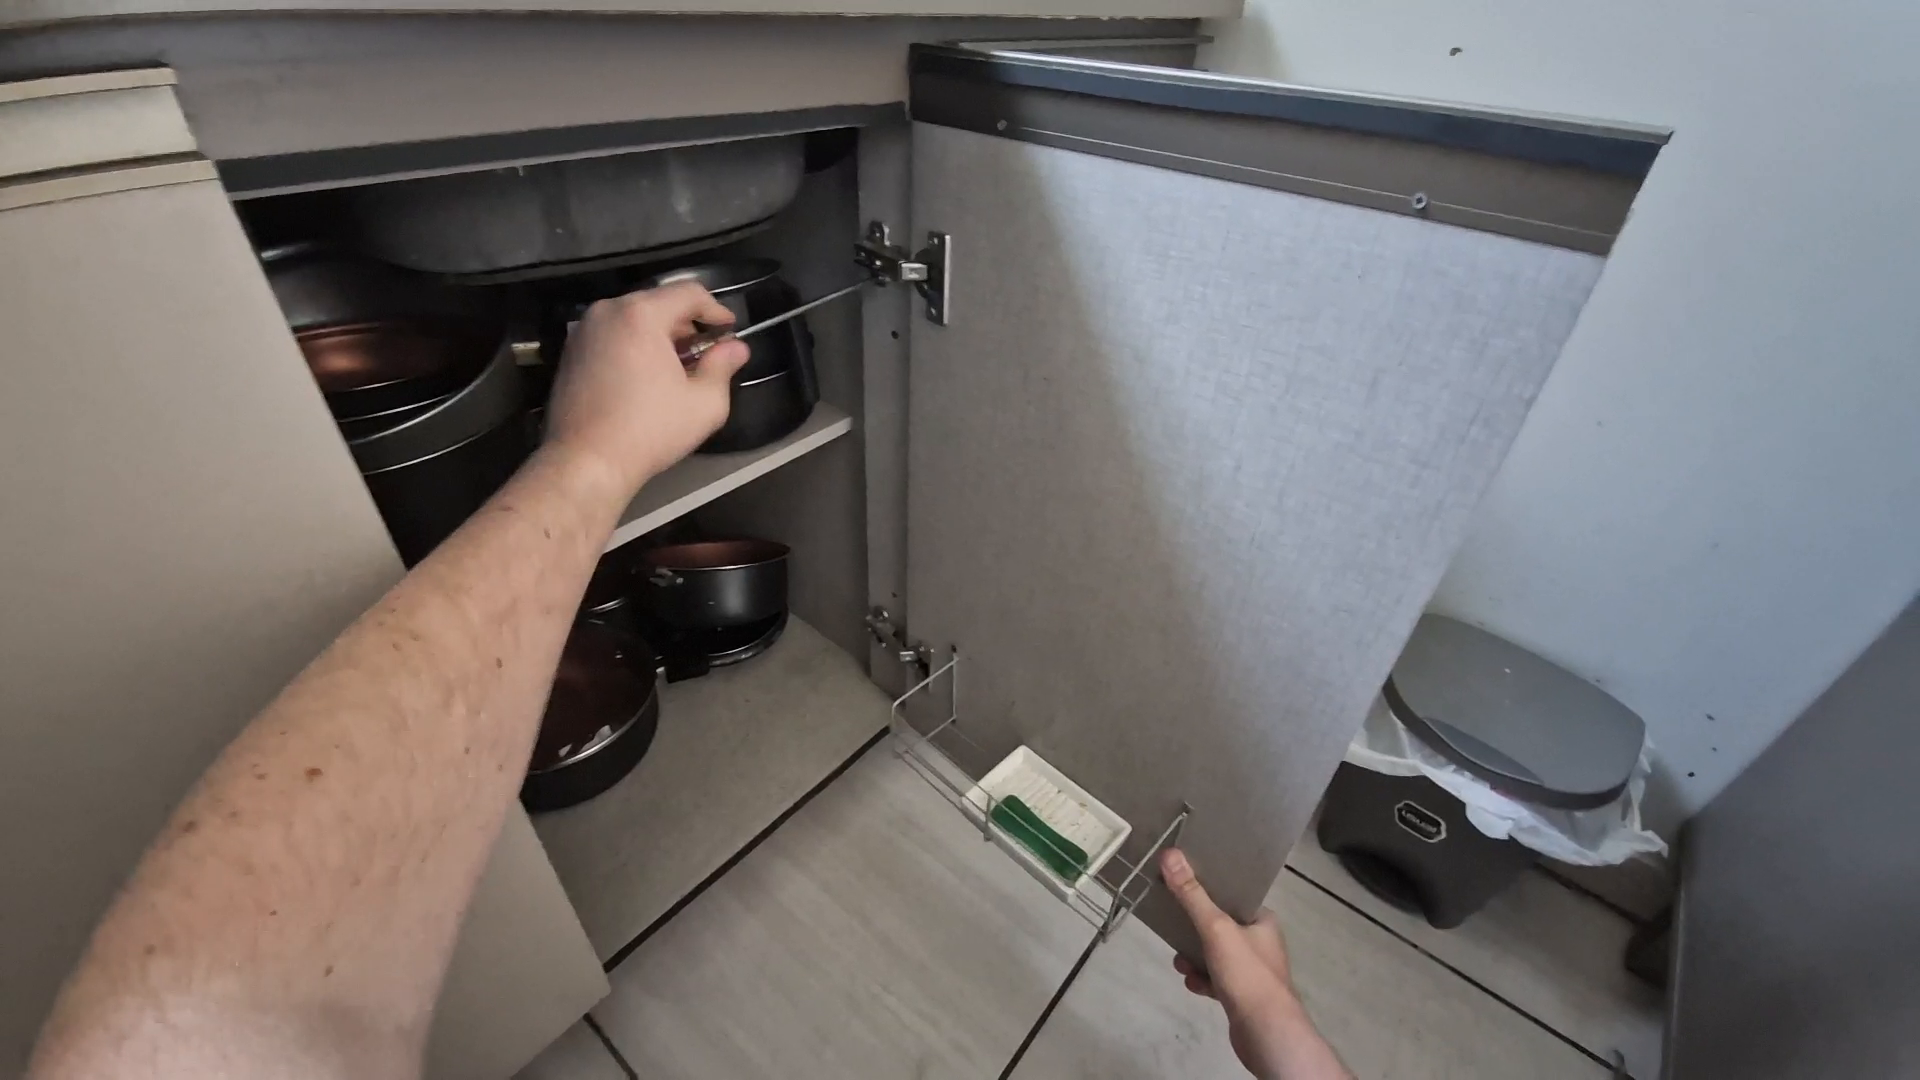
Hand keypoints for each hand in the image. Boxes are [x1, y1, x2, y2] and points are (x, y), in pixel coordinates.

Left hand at [544, 282, 750, 491]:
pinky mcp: (571, 352)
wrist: (587, 460)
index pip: (688, 292)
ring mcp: (584, 330)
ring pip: (633, 318)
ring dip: (661, 336)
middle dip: (687, 324)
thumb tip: (736, 348)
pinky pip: (613, 335)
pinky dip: (636, 345)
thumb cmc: (651, 429)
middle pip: (658, 303)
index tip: (730, 331)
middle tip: (707, 353)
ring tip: (679, 367)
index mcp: (641, 315)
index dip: (715, 309)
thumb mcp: (704, 403)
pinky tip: (647, 377)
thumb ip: (723, 367)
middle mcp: (608, 311)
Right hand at [1161, 849, 1351, 1079]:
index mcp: (1262, 921)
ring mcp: (1253, 972)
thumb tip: (1169, 853)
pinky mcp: (1243, 997)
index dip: (1208, 890)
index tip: (1182, 887)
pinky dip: (1202, 979)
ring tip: (1179, 961)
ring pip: (1215, 953)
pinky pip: (1216, 979)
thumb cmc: (1247, 974)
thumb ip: (1192, 893)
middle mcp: (1260, 943)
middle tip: (1174, 925)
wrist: (1268, 1037)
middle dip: (1194, 927)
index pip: (1232, 896)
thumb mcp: (1216, 927)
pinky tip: (1191, 983)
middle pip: (1220, 924)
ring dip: (1194, 955)